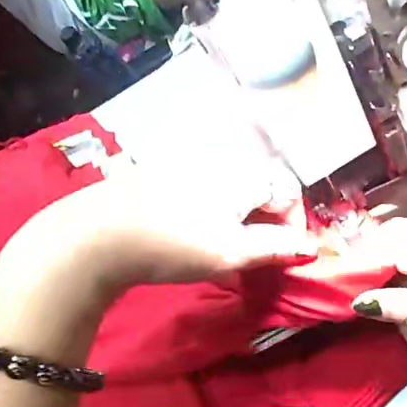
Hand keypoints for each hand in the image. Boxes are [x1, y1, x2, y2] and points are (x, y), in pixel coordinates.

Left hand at [29, 162, 317, 291]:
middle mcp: (219, 152)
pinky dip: (208, 200)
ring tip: (220, 238)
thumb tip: (312, 246)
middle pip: (260, 180)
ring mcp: (185, 155)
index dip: (292, 223)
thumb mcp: (231, 253)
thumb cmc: (171, 244)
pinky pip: (201, 178)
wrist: (95, 236)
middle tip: (251, 249)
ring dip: (237, 207)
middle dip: (264, 214)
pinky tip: (188, 223)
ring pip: (230, 178)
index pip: (288, 190)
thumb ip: (276, 247)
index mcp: (243, 169)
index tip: (281, 253)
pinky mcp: (157, 165)